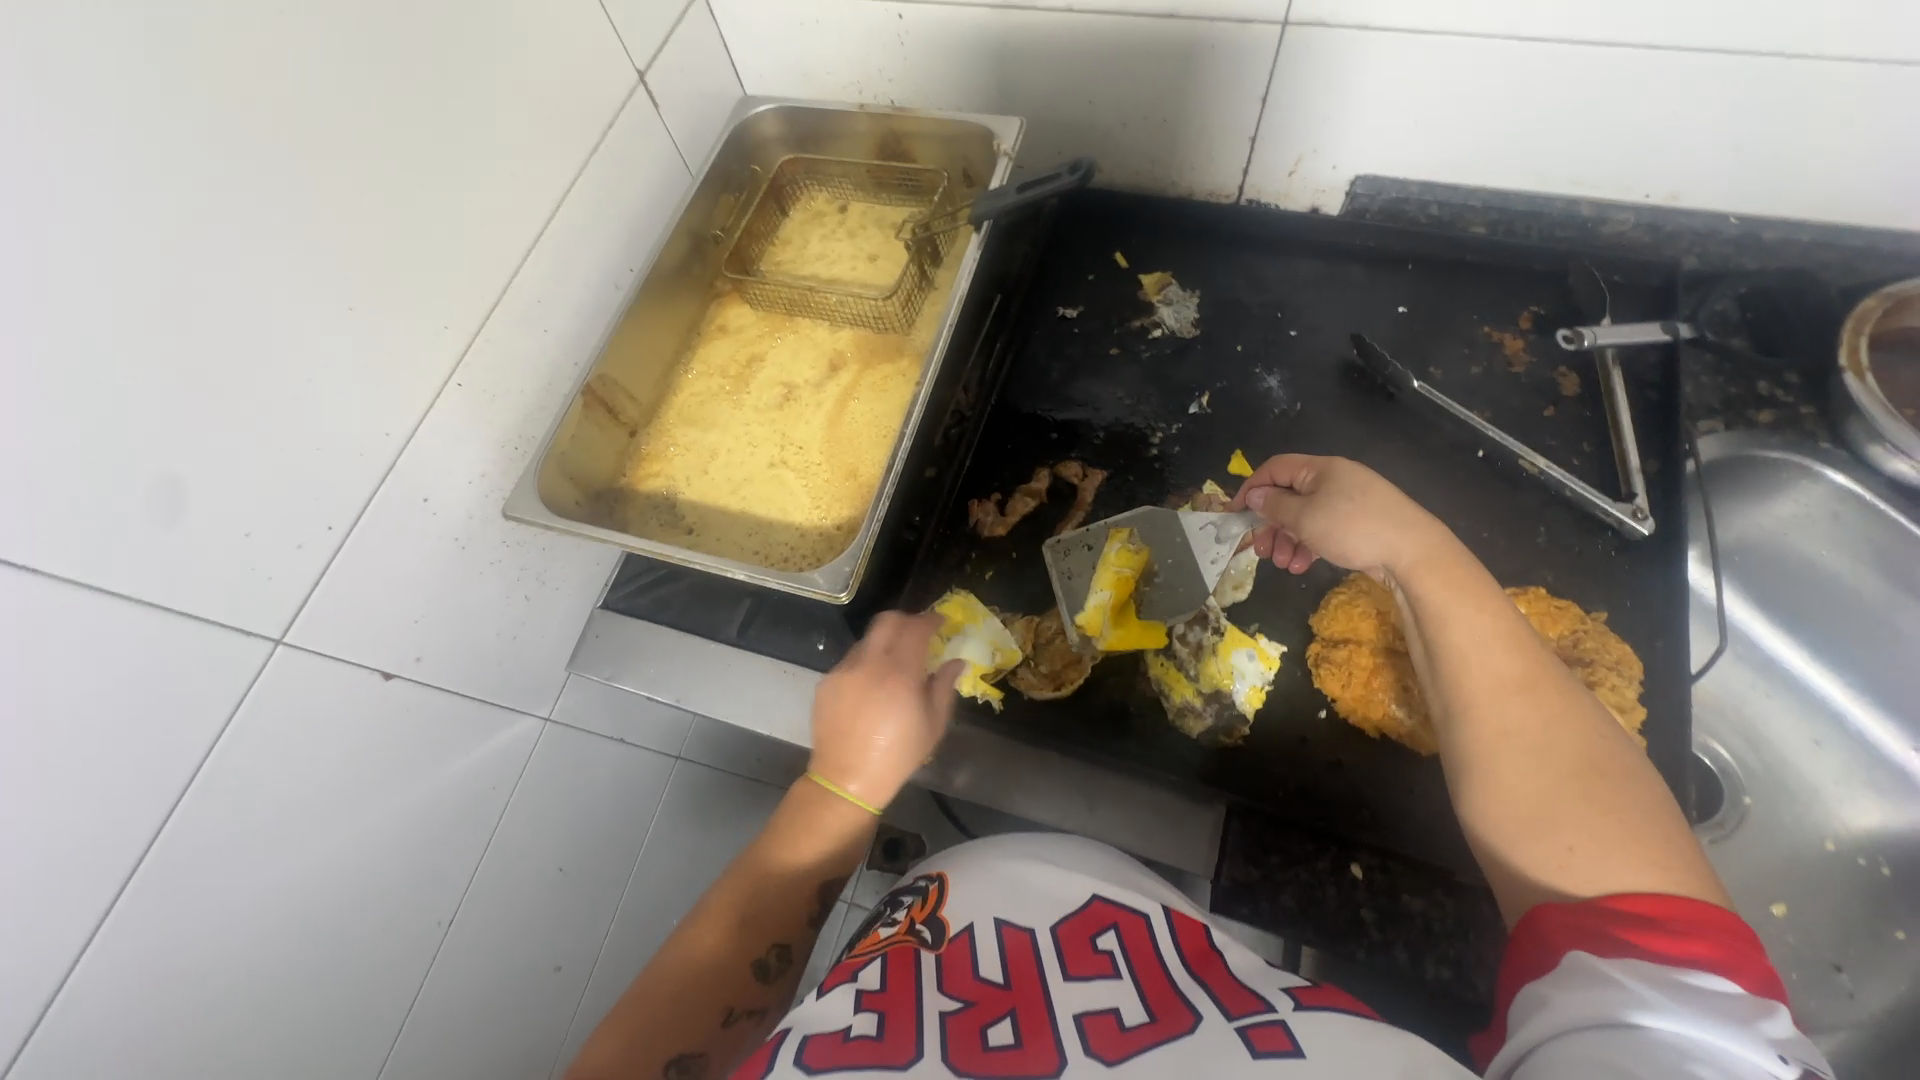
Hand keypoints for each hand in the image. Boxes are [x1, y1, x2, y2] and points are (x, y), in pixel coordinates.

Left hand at [807, 612, 963, 810]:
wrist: (847, 779)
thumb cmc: (898, 756)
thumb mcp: (933, 724)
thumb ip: (944, 686)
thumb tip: (956, 662)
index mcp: (900, 674)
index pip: (916, 628)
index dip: (931, 620)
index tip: (941, 623)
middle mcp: (869, 664)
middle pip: (887, 620)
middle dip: (906, 620)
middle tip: (919, 633)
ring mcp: (844, 671)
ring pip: (867, 640)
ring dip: (884, 643)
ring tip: (894, 665)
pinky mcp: (827, 682)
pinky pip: (850, 661)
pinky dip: (866, 664)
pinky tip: (871, 687)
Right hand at [1227, 454, 1454, 580]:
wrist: (1412, 551)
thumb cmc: (1351, 527)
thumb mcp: (1304, 517)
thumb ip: (1274, 505)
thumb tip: (1255, 495)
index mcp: (1320, 469)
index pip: (1275, 469)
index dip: (1251, 489)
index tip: (1235, 514)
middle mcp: (1333, 481)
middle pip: (1288, 497)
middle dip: (1270, 524)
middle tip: (1259, 549)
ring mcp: (1347, 503)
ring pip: (1304, 517)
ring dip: (1287, 540)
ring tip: (1283, 564)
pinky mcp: (1357, 524)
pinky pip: (1322, 530)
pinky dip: (1309, 546)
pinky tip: (1303, 566)